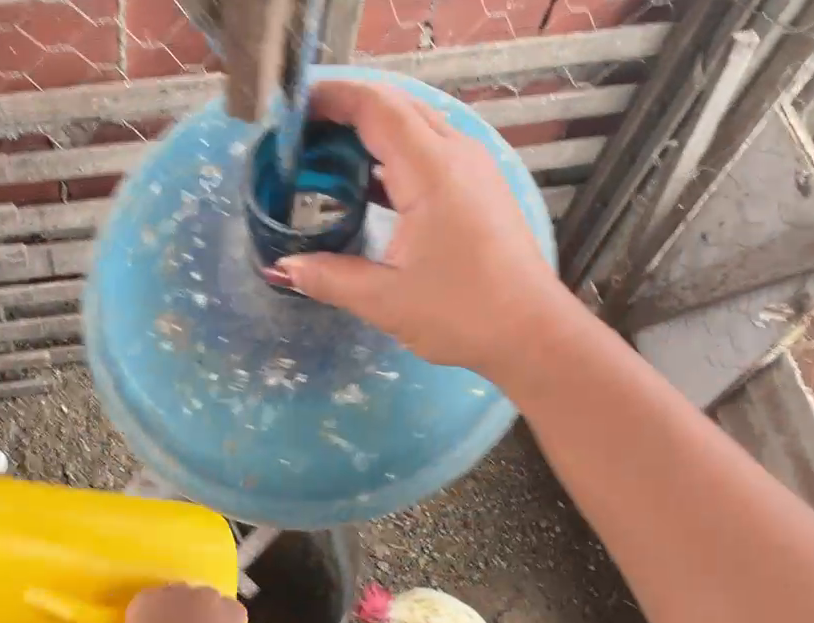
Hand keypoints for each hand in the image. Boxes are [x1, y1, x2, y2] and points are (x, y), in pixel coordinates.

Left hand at [110, 585, 249, 622]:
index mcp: (233, 613)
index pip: (231, 613)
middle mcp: (207, 595)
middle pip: (203, 600)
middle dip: (197, 616)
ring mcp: (175, 592)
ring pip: (175, 598)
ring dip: (172, 612)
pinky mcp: (146, 596)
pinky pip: (150, 602)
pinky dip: (147, 615)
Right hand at [271, 80, 581, 387]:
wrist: (530, 332)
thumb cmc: (461, 314)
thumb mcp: (385, 301)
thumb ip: (329, 278)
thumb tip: (282, 268)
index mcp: (432, 172)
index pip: (377, 108)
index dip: (333, 99)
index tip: (294, 112)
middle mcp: (456, 156)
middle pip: (397, 108)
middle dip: (347, 111)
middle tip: (301, 136)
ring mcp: (473, 170)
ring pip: (416, 128)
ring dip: (371, 133)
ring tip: (325, 157)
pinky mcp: (478, 190)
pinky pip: (430, 153)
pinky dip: (392, 157)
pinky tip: (364, 186)